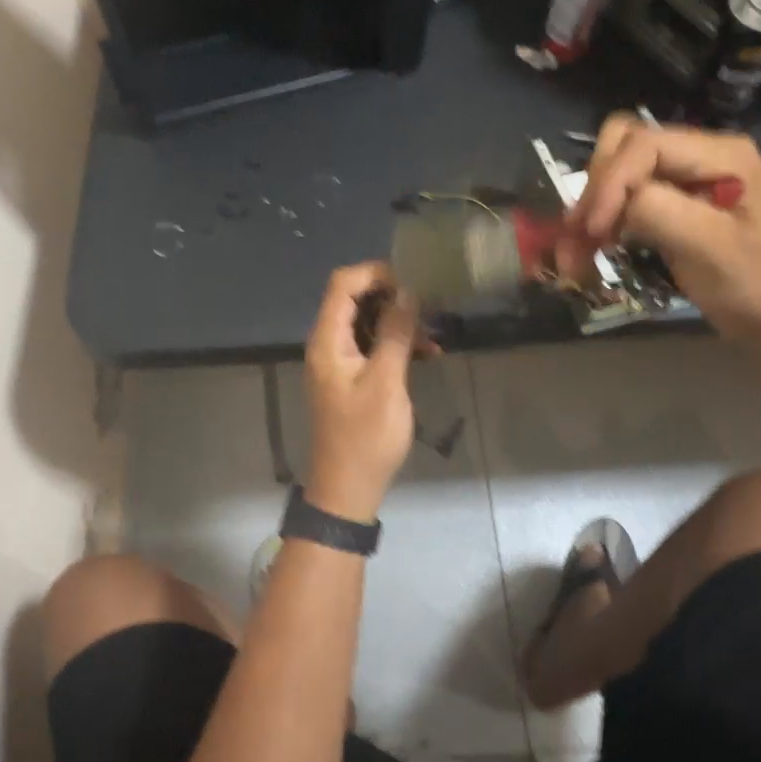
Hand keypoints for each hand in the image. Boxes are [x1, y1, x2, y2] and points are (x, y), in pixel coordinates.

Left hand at [303, 263, 423, 522]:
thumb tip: (408, 291)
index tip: (413, 280)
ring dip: (397, 320)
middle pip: (353, 298)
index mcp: (327, 340)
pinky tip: (427, 353)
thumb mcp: (386, 382)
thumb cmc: (366, 437)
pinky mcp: (350, 376)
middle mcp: (327, 343)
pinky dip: (395, 343)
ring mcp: (337, 360)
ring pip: (365, 321)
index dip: (376, 272)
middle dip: (391, 295)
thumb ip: (395, 333)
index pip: (343, 283)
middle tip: (429, 305)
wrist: (347, 489)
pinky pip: (370, 344)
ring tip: (434, 332)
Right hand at [564, 115, 760, 342]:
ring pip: (617, 172)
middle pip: (624, 145)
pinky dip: (601, 222)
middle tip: (578, 234)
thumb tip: (609, 203)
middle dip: (595, 188)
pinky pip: (624, 198)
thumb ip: (658, 211)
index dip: (609, 182)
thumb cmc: (758, 285)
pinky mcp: (672, 203)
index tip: (589, 230)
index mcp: (720, 153)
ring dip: (591, 208)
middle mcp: (700, 154)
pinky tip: (589, 251)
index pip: (644, 144)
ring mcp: (686, 178)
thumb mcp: (712, 247)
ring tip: (574, 251)